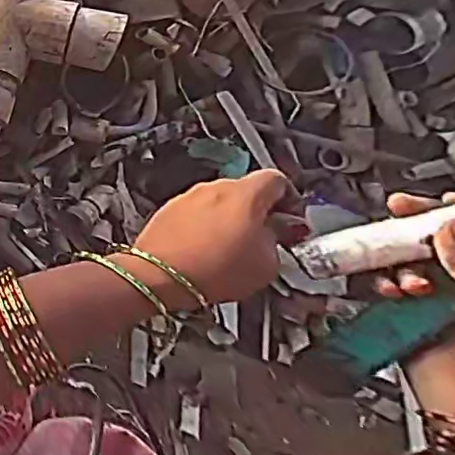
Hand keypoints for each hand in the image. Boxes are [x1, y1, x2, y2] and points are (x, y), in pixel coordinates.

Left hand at [129, 170, 293, 308]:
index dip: (290, 199)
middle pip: (247, 189)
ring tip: (236, 248)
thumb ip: (278, 237)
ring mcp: (188, 196)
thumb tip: (280, 229)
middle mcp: (214, 188)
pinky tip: (209, 247)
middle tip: (268, 237)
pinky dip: (207, 223)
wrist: (161, 274)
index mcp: (244, 194)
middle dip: (260, 210)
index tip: (292, 218)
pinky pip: (198, 210)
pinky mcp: (170, 208)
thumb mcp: (267, 262)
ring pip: (220, 200)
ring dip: (232, 217)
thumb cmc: (214, 269)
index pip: (276, 180)